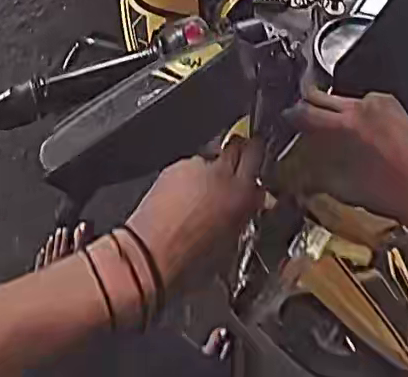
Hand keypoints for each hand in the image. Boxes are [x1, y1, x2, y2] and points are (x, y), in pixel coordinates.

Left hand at [124, 138, 265, 284]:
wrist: (150, 257)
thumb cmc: (190, 262)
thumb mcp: (231, 244)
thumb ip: (245, 213)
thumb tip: (251, 203)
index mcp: (242, 193)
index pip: (256, 153)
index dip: (256, 153)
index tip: (256, 159)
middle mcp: (221, 172)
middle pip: (236, 145)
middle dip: (237, 154)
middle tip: (233, 171)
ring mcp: (196, 166)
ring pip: (210, 158)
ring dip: (209, 172)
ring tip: (200, 196)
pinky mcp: (174, 167)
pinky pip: (188, 167)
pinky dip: (188, 179)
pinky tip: (181, 200)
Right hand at [285, 89, 407, 225]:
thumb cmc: (390, 194)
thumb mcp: (341, 184)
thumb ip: (314, 169)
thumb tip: (296, 168)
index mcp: (349, 124)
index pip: (308, 112)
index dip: (293, 115)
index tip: (288, 117)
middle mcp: (364, 107)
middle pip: (323, 97)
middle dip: (310, 106)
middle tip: (303, 118)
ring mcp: (380, 103)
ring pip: (344, 99)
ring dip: (335, 111)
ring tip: (333, 130)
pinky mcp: (391, 104)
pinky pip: (364, 102)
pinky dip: (357, 113)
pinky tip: (358, 131)